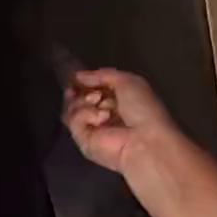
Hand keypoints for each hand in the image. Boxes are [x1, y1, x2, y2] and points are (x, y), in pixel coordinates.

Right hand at [63, 68, 183, 173]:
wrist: (143, 139)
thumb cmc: (142, 109)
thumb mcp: (128, 81)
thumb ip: (103, 75)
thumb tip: (79, 75)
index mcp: (115, 101)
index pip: (91, 90)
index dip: (83, 83)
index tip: (77, 77)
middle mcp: (102, 115)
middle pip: (77, 100)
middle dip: (78, 93)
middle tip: (84, 92)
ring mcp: (91, 129)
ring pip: (72, 110)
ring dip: (82, 101)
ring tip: (97, 101)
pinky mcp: (83, 141)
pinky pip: (74, 122)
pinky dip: (85, 115)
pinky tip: (100, 118)